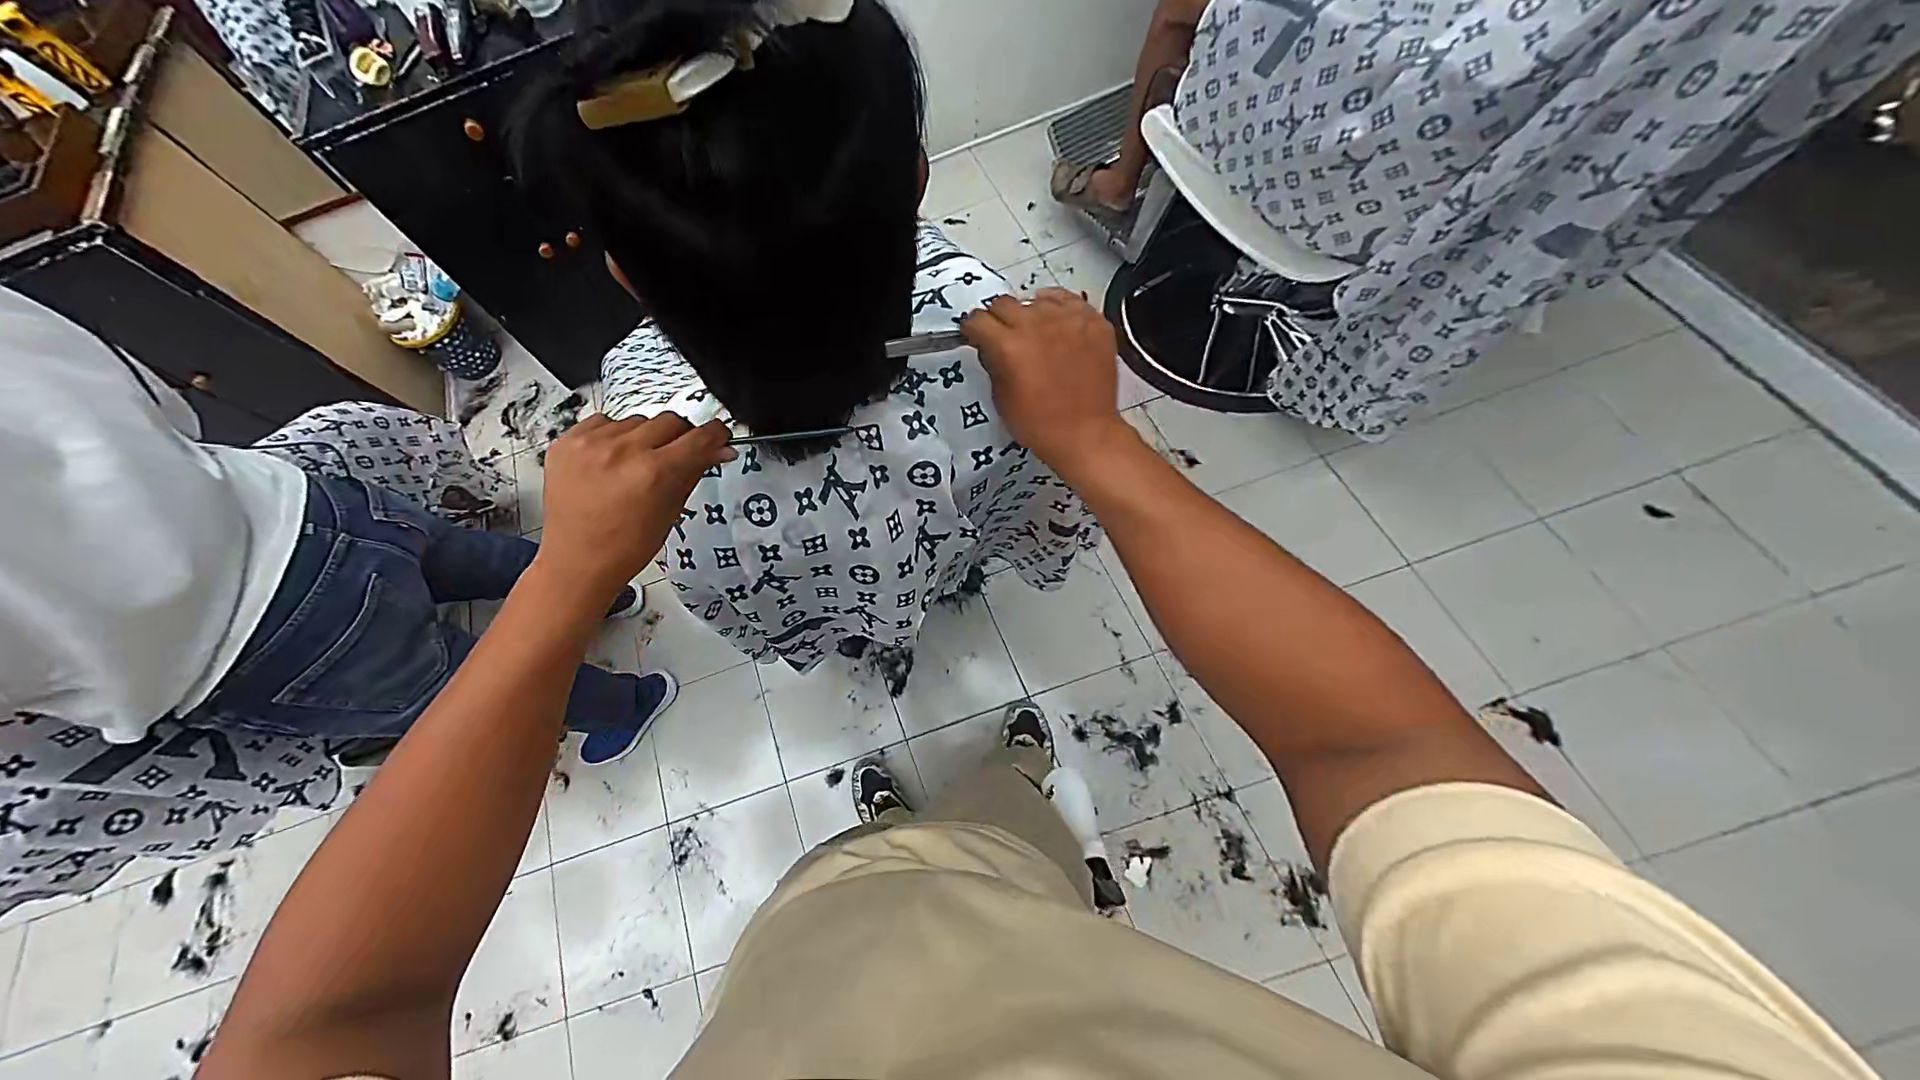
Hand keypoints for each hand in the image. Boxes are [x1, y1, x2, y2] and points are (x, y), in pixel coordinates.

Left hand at [533, 413, 733, 606]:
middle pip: (670, 421)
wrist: (577, 561)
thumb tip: (717, 450)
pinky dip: (614, 436)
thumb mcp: (671, 510)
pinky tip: (614, 459)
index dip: (715, 435)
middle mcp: (621, 452)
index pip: (699, 437)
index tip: (717, 435)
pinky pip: (603, 422)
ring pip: (638, 420)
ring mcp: (590, 445)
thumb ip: (695, 472)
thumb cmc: (624, 547)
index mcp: (653, 473)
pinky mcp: (566, 443)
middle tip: (678, 455)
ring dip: (646, 437)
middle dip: (681, 436)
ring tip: (638, 464)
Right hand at [960, 288, 1133, 473]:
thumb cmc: (1043, 424)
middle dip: (998, 319)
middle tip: (1003, 335)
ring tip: (1034, 334)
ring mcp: (1069, 320)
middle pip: (1004, 303)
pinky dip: (1058, 308)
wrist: (1085, 434)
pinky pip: (1069, 300)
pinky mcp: (1093, 322)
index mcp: (1009, 345)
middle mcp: (1038, 325)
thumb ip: (993, 363)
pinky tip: (1056, 322)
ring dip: (1029, 314)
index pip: (978, 319)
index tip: (976, 333)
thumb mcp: (1001, 398)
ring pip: (1036, 299)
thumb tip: (990, 347)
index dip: (973, 329)